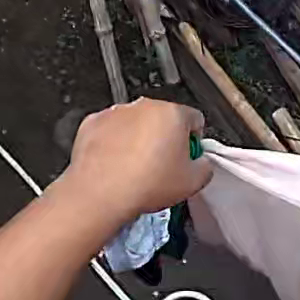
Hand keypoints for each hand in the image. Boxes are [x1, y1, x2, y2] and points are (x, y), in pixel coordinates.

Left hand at [58, 98, 213, 220]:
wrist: (100, 193)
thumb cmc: (145, 184)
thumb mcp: (193, 183)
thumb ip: (205, 167)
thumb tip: (201, 164)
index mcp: (173, 114)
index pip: (195, 119)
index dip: (194, 140)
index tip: (188, 157)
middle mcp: (144, 106)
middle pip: (164, 119)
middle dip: (166, 139)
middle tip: (163, 167)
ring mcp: (117, 112)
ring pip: (136, 123)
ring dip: (139, 139)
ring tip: (136, 169)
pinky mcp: (94, 122)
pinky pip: (111, 130)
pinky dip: (114, 142)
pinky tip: (116, 164)